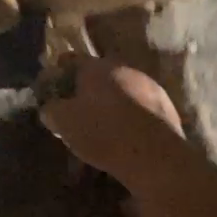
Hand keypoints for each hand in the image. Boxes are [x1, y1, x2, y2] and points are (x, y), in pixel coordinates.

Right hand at [38, 56, 186, 176]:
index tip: (52, 84)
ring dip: (110, 103)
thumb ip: (51, 109)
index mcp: (97, 66)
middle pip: (99, 75)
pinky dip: (129, 117)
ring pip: (122, 91)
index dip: (58, 71)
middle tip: (75, 107)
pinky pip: (139, 108)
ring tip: (101, 125)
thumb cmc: (102, 132)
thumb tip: (49, 107)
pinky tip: (124, 135)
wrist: (155, 157)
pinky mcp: (167, 109)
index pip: (71, 59)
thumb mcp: (63, 122)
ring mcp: (150, 87)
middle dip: (86, 89)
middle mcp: (125, 69)